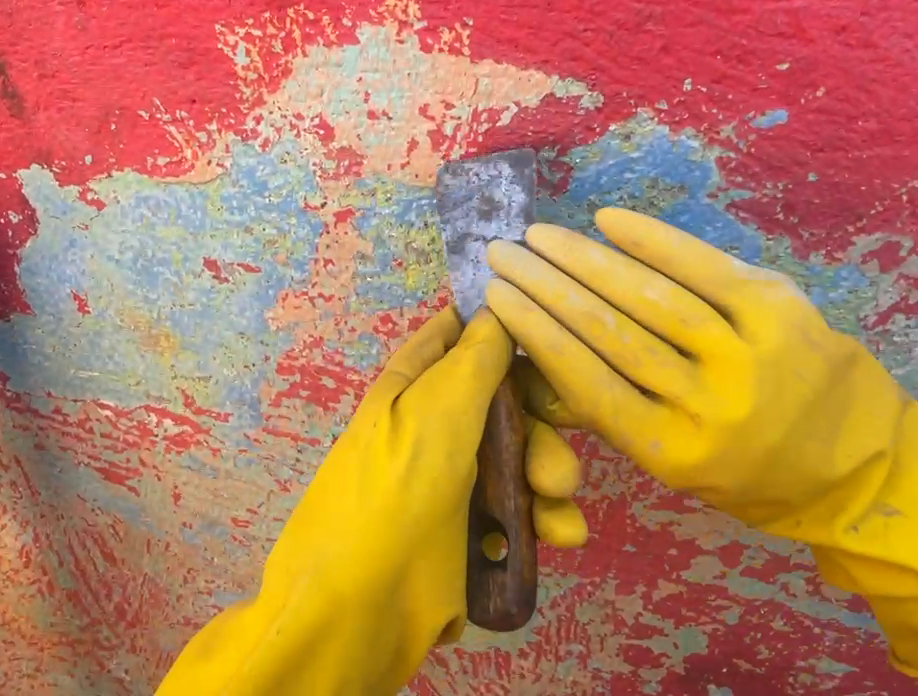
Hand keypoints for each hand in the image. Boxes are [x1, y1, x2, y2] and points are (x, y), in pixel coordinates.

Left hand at [157, 308, 584, 695]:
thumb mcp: (436, 411)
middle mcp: (436, 425)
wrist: (359, 608)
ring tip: (557, 508)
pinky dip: (544, 522)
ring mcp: (453, 481)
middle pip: (507, 402)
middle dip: (541, 424)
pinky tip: (557, 538)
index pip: (462, 335)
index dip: (507, 332)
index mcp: (414, 384)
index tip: (556, 341)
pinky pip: (520, 515)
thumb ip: (474, 359)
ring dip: (549, 477)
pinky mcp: (471, 534)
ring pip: (521, 459)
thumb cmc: (396, 491)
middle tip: (558, 455)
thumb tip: (499, 308)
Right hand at [485, 208, 917, 683]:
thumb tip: (541, 340)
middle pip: (606, 329)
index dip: (533, 328)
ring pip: (648, 295)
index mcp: (670, 450)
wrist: (866, 471)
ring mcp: (750, 354)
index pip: (581, 377)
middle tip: (502, 251)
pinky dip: (651, 240)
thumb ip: (611, 405)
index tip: (494, 292)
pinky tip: (607, 219)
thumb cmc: (748, 471)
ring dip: (584, 258)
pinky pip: (704, 266)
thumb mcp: (671, 460)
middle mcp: (708, 404)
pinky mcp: (781, 311)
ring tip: (540, 235)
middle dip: (544, 283)